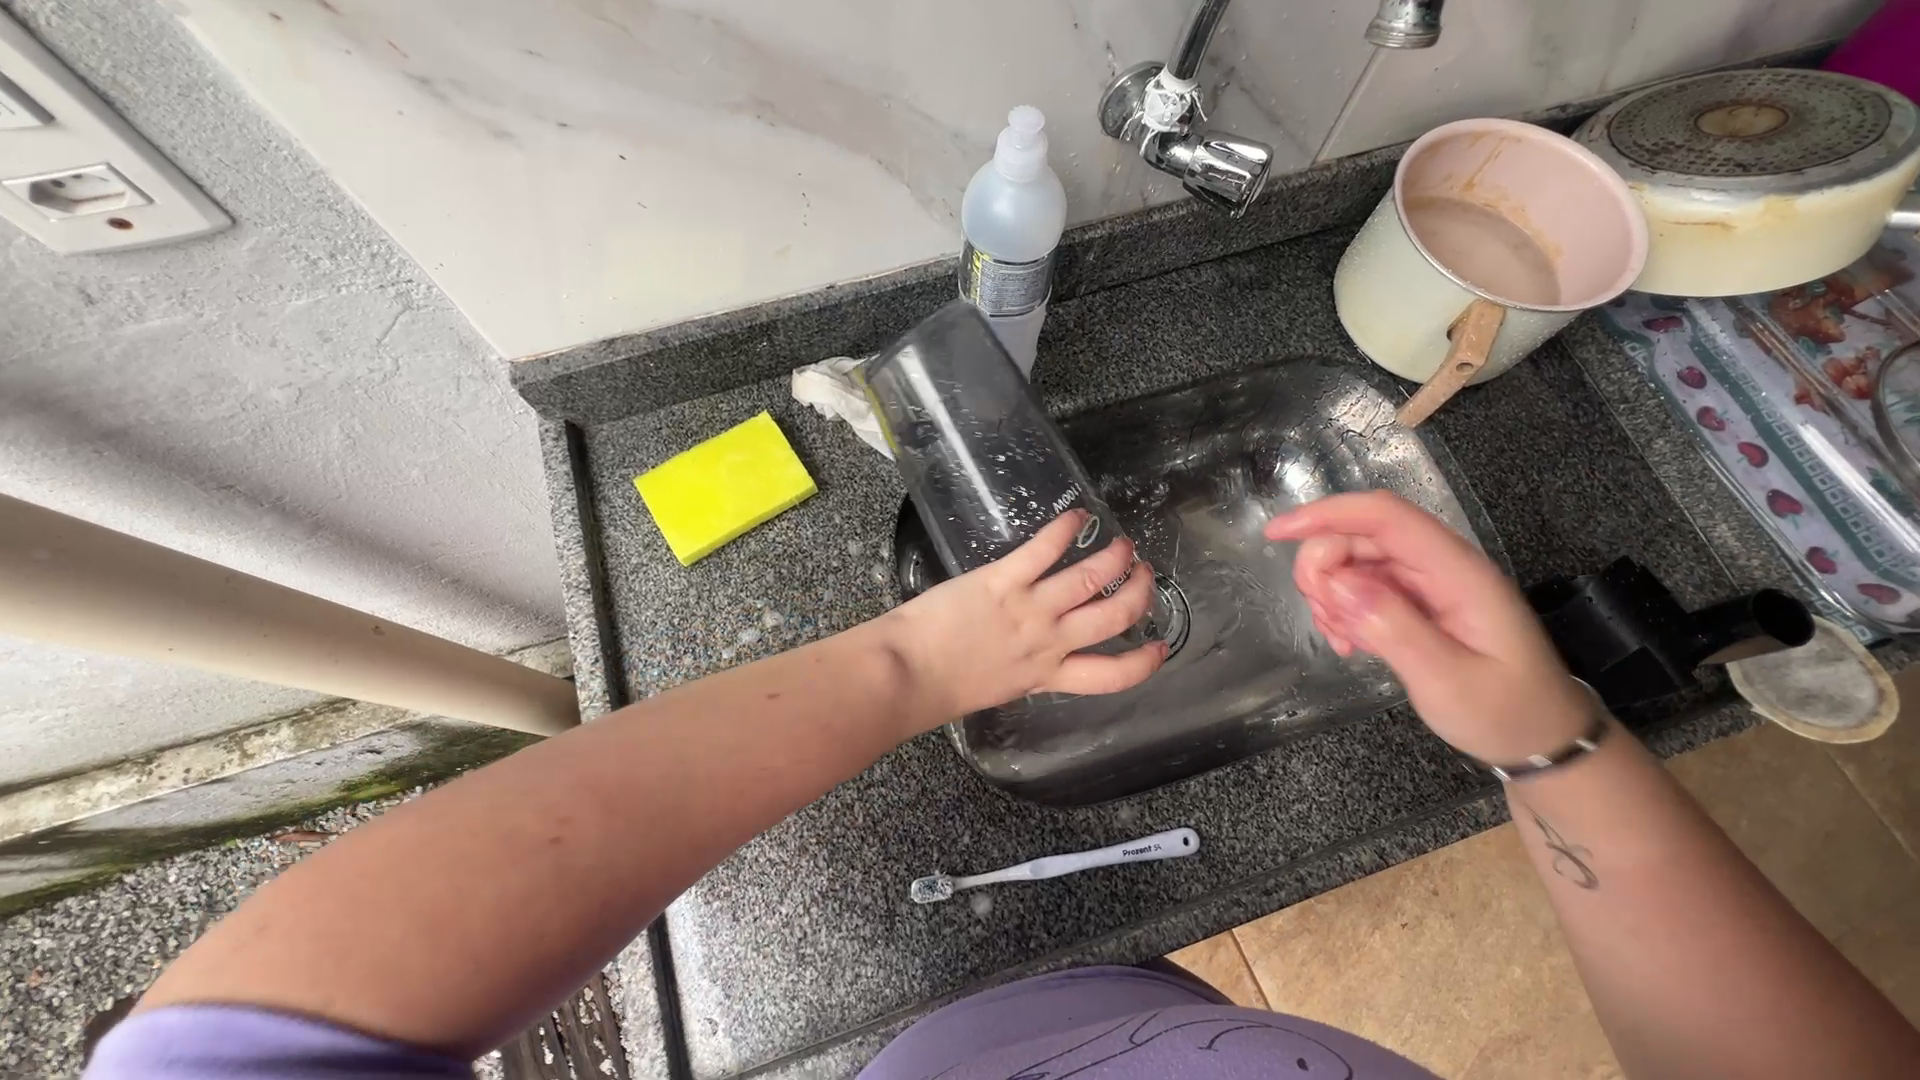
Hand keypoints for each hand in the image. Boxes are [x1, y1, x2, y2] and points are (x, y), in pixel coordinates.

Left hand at [883, 509, 1167, 725]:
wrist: (907, 674)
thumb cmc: (939, 688)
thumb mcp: (996, 689)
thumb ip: (1024, 671)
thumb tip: (1032, 659)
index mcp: (1046, 676)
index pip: (1111, 676)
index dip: (1144, 662)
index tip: (1160, 648)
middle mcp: (1048, 643)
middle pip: (1114, 617)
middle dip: (1139, 594)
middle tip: (1144, 575)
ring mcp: (1029, 609)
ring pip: (1092, 579)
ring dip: (1115, 558)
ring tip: (1123, 545)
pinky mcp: (1002, 580)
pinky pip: (1044, 550)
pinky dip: (1065, 529)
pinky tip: (1077, 516)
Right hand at [1264, 491, 1590, 762]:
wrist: (1538, 738)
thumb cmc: (1505, 711)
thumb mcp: (1449, 681)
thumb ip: (1395, 630)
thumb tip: (1337, 585)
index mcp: (1458, 573)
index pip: (1386, 517)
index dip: (1327, 515)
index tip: (1276, 534)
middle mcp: (1439, 566)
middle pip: (1360, 535)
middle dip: (1323, 567)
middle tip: (1324, 620)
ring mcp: (1424, 583)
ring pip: (1353, 560)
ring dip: (1330, 594)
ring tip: (1345, 641)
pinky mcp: (1413, 601)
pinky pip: (1359, 587)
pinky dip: (1341, 610)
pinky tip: (1351, 643)